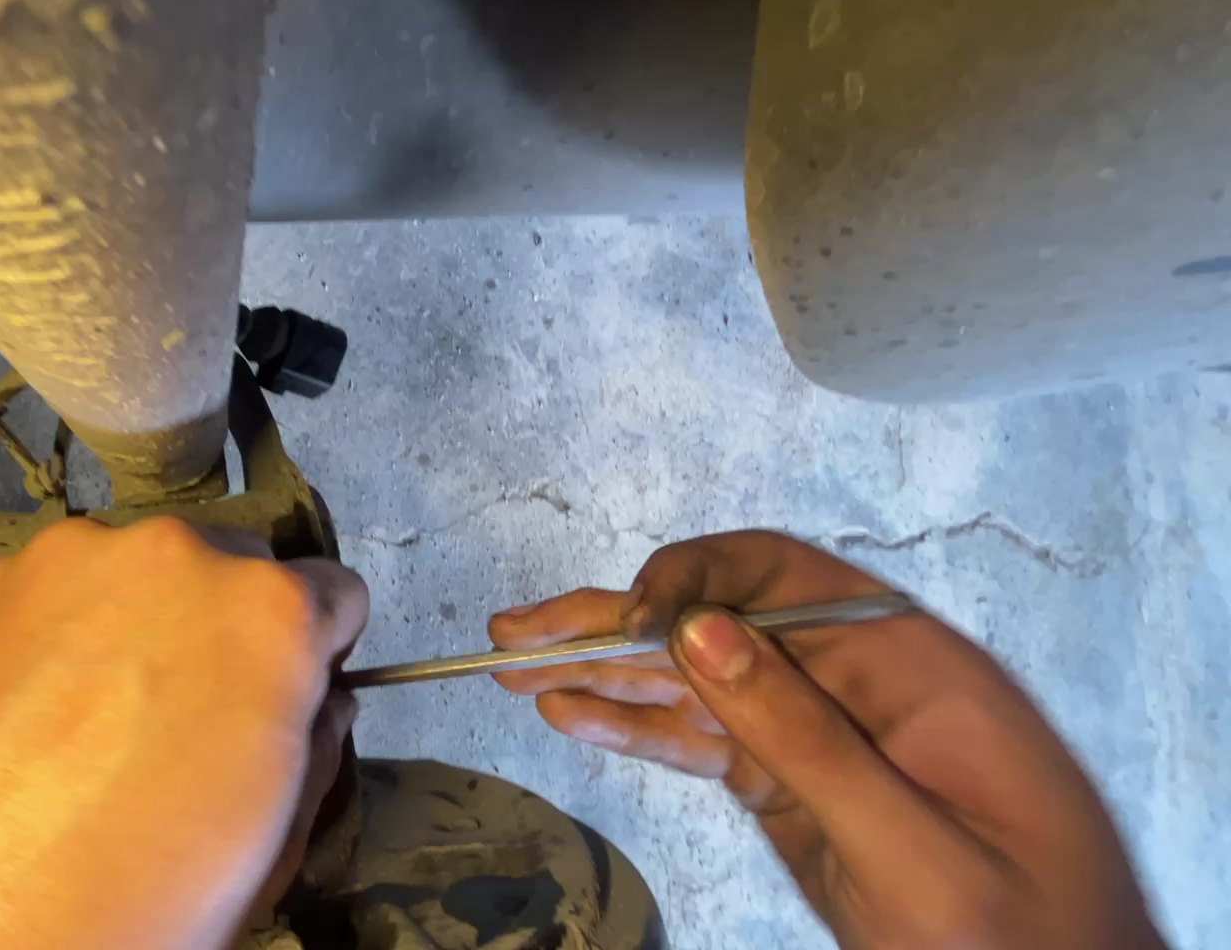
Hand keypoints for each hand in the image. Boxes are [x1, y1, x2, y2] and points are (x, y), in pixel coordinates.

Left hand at [0, 517, 367, 949]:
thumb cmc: (141, 898)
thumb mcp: (273, 839)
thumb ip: (317, 740)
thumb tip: (318, 694)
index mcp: (269, 612)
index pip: (338, 592)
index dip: (322, 648)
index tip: (288, 694)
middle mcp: (184, 550)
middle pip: (245, 563)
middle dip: (237, 621)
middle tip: (190, 706)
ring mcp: (86, 550)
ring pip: (157, 565)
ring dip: (156, 611)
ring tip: (102, 702)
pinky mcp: (5, 569)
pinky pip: (78, 580)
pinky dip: (81, 618)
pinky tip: (40, 695)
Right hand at [488, 531, 1165, 948]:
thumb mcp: (917, 854)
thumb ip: (804, 735)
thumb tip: (696, 630)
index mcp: (898, 663)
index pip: (774, 576)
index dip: (690, 579)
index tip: (630, 621)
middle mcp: (836, 677)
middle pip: (702, 623)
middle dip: (605, 623)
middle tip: (513, 630)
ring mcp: (800, 726)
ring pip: (680, 678)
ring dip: (594, 671)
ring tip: (512, 665)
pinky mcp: (773, 774)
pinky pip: (689, 735)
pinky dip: (627, 725)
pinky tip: (567, 717)